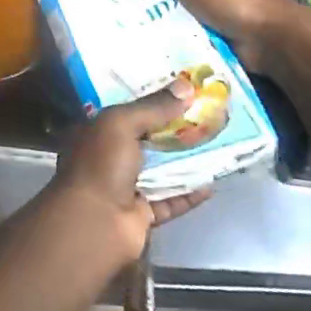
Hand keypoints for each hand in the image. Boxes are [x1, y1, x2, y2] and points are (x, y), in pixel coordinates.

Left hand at [52, 83, 213, 260]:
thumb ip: (153, 107)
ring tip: (216, 146)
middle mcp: (107, 159)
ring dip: (185, 162)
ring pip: (160, 171)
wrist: (94, 223)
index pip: (125, 112)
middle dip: (173, 131)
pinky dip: (189, 194)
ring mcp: (124, 188)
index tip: (180, 93)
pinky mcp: (141, 215)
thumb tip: (186, 87)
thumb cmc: (101, 164)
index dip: (151, 102)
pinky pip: (169, 201)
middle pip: (146, 141)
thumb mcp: (122, 124)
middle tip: (206, 117)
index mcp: (95, 134)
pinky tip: (211, 184)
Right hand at [119, 0, 308, 69]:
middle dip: (153, 3)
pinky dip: (176, 49)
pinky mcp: (222, 43)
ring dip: (162, 29)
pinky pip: (192, 44)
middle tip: (119, 15)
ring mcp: (220, 18)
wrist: (273, 40)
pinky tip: (153, 56)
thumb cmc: (232, 1)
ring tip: (128, 38)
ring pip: (183, 21)